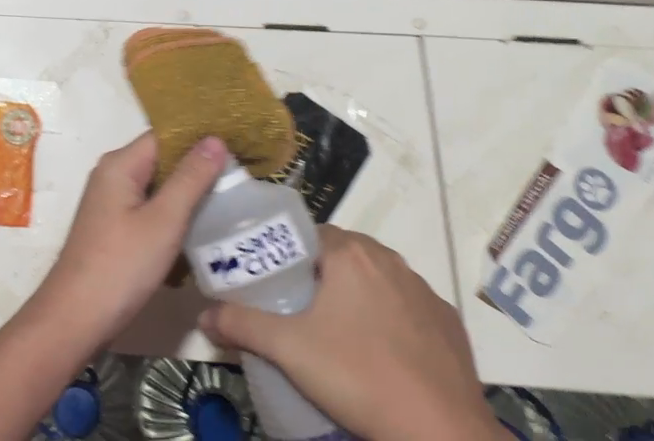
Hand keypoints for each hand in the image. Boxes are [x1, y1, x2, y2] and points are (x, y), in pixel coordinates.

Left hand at [31, 132, 226, 343]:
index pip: (164, 135)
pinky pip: (150, 209)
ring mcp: (111, 202)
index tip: (237, 144)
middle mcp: (112, 175)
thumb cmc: (122, 265)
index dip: (199, 138)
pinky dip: (173, 214)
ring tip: (231, 198)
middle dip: (197, 167)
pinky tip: (201, 227)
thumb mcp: (164, 220)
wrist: (78, 316)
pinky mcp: (115, 228)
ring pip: (158, 187)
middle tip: (241, 174)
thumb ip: (190, 178)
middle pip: (161, 159)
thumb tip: (215, 138)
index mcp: (119, 164)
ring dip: (188, 193)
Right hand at [199, 226, 497, 440]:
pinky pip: (409, 310)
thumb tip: (203, 316)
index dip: (287, 254)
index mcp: (350, 254)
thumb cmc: (357, 376)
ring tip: (338, 335)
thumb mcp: (287, 350)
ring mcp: (426, 292)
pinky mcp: (450, 325)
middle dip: (320, 276)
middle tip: (297, 311)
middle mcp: (391, 260)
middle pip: (343, 255)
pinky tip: (381, 355)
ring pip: (378, 280)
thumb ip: (241, 324)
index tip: (273, 283)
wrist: (440, 433)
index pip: (309, 233)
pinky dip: (392, 322)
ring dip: (357, 296)